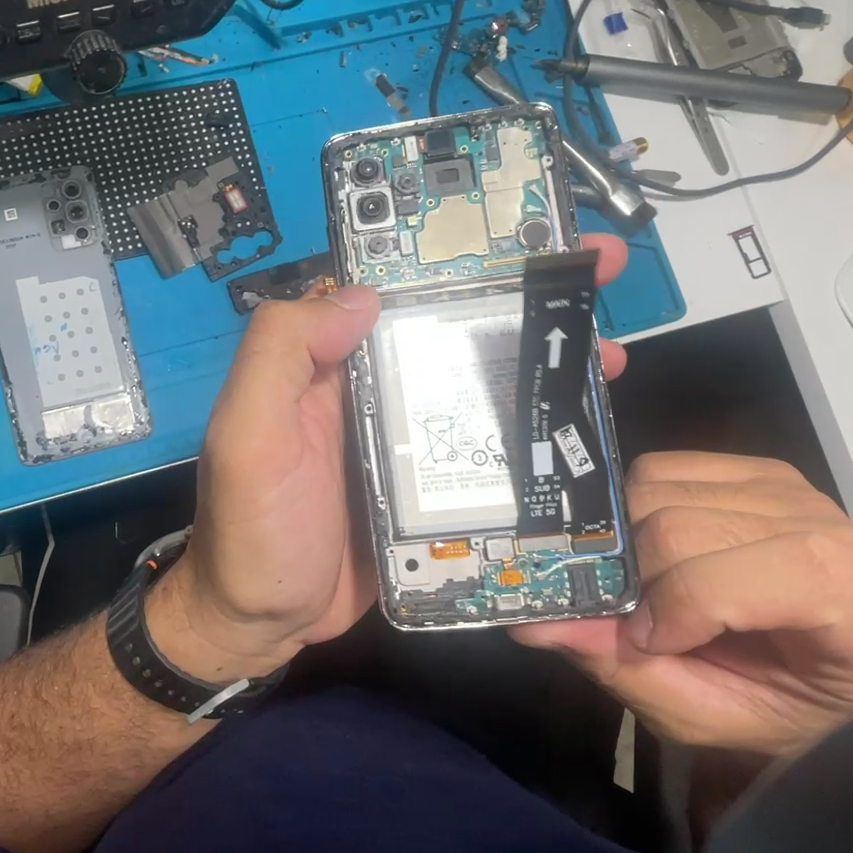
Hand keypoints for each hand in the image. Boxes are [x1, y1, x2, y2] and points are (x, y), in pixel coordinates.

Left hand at [151, 236, 631, 680]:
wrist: (263, 624)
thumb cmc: (251, 531)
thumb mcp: (246, 434)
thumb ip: (281, 353)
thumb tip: (361, 295)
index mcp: (330, 366)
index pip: (394, 290)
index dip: (453, 255)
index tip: (524, 229)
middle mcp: (372, 391)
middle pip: (453, 331)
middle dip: (523, 299)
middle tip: (598, 274)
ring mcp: (406, 442)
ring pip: (480, 386)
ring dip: (540, 363)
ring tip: (606, 351)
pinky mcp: (430, 490)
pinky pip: (486, 449)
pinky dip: (531, 434)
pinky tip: (577, 428)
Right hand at [512, 452, 852, 755]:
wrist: (826, 679)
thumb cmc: (777, 709)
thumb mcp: (703, 717)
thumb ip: (626, 670)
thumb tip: (535, 622)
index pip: (781, 568)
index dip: (691, 598)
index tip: (650, 640)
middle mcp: (842, 536)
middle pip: (689, 522)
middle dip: (636, 572)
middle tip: (632, 615)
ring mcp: (797, 493)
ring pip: (662, 488)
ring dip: (628, 541)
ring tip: (647, 585)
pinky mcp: (758, 471)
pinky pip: (662, 466)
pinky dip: (634, 505)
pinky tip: (657, 548)